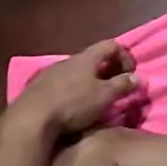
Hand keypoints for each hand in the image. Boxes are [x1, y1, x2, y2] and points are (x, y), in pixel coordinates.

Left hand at [0, 40, 142, 146]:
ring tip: (93, 98)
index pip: (111, 45)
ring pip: (75, 71)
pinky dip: (71, 90)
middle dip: (107, 70)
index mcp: (86, 58)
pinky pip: (60, 83)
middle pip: (92, 58)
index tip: (130, 75)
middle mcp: (67, 60)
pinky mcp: (36, 88)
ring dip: (88, 81)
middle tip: (114, 87)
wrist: (28, 120)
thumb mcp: (104, 96)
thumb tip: (138, 78)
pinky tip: (71, 106)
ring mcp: (49, 73)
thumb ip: (122, 85)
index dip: (125, 56)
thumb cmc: (73, 104)